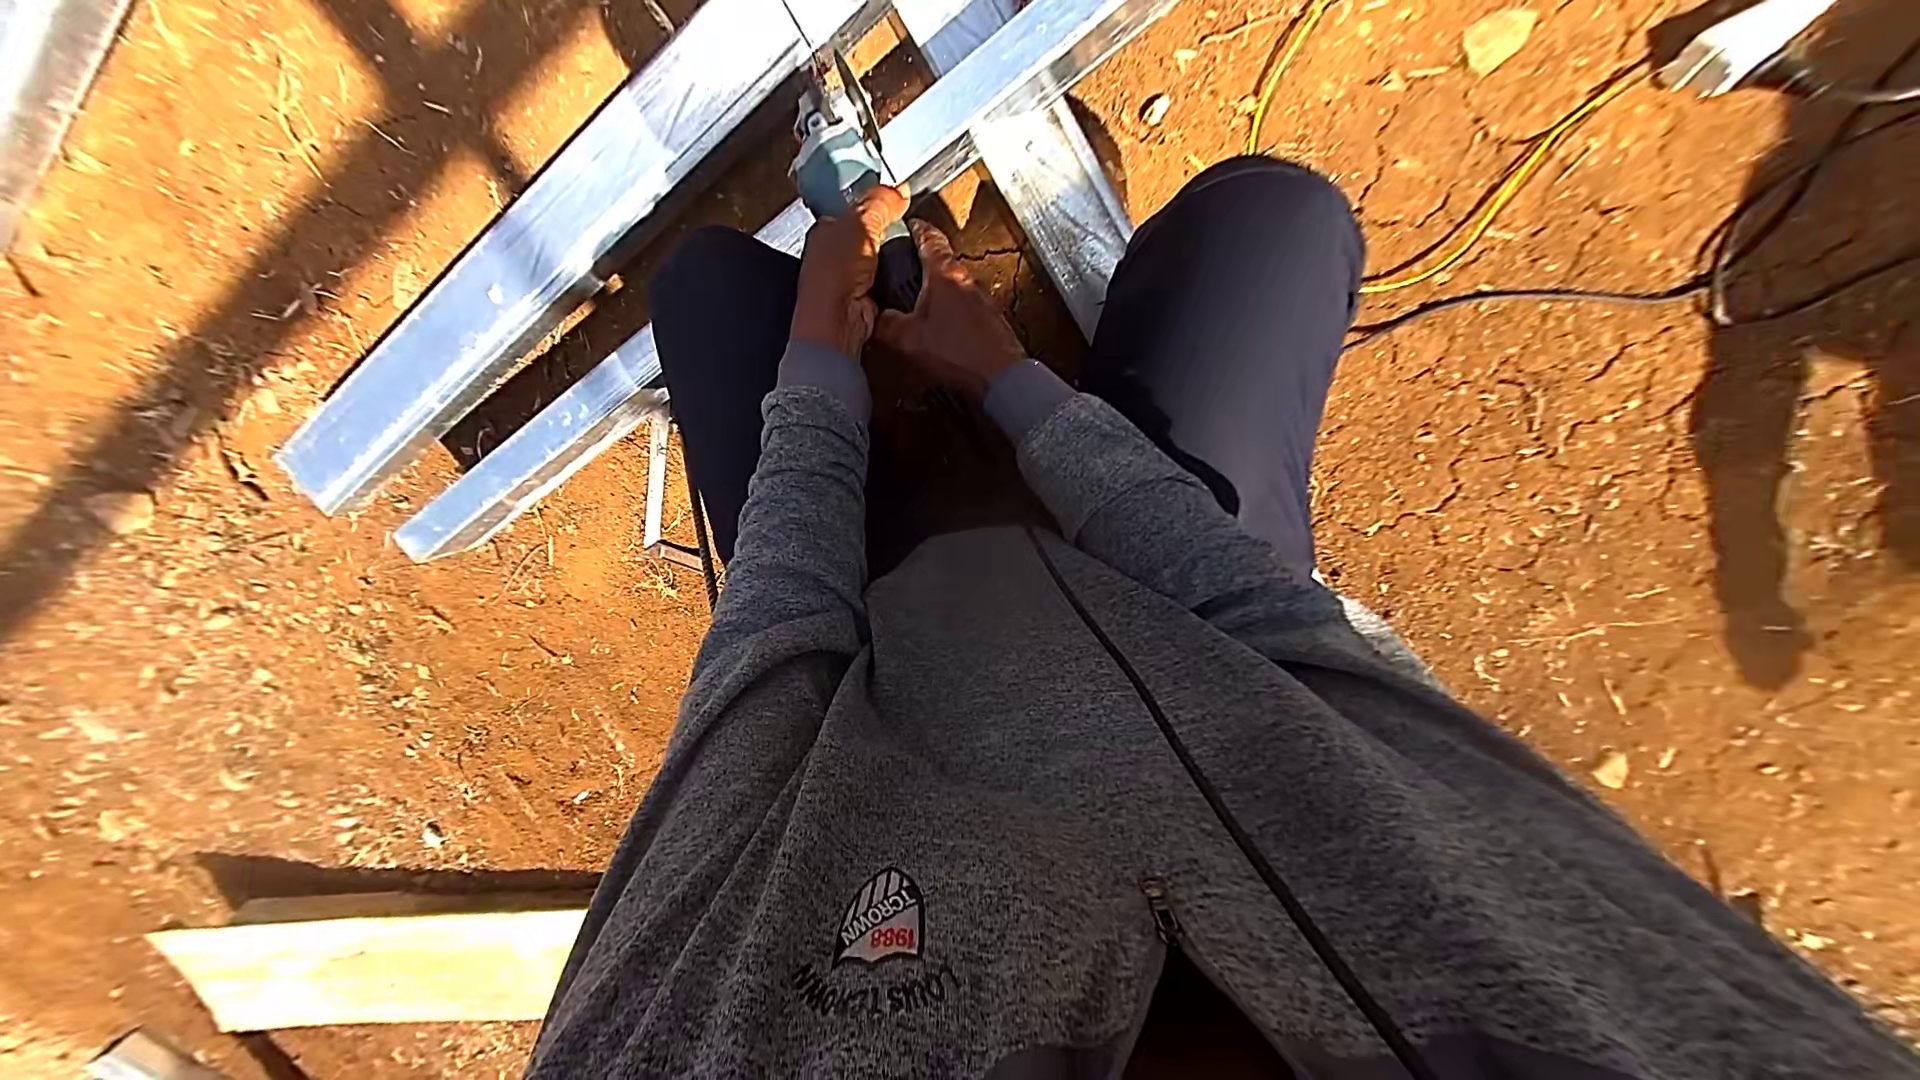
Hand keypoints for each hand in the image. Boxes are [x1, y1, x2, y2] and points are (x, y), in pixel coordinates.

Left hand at [791, 185, 909, 357]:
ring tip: (905, 255)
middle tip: (904, 229)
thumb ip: (881, 202)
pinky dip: (895, 283)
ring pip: (879, 263)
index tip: (893, 200)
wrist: (839, 319)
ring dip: (892, 261)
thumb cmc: (833, 274)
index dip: (872, 204)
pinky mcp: (866, 302)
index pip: (851, 209)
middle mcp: (834, 257)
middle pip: (868, 237)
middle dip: (886, 235)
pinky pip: (887, 285)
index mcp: (825, 230)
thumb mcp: (861, 222)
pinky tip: (900, 279)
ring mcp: (850, 281)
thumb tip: (899, 190)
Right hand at [873, 220, 1027, 399]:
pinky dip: (951, 316)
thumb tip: (875, 319)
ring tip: (918, 310)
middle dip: (921, 267)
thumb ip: (887, 324)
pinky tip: (942, 336)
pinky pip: (964, 312)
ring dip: (937, 295)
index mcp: (945, 274)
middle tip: (904, 272)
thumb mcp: (908, 340)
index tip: (908, 224)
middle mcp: (967, 281)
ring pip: (953, 289)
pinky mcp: (990, 323)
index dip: (916, 228)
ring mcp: (982, 302)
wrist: (1000, 378)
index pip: (929, 238)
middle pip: (941, 264)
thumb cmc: (959, 353)